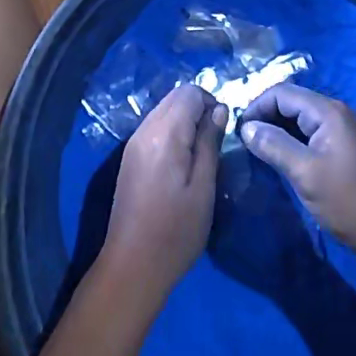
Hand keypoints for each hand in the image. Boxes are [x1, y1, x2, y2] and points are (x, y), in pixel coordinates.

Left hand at [100, 84, 227, 290]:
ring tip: (201, 153)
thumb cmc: (176, 230)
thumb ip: (209, 143)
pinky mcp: (130, 155)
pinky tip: (182, 161)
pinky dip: (172, 131)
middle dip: (199, 108)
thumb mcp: (204, 188)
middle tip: (215, 141)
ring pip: (164, 109)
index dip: (212, 102)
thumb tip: (220, 109)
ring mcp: (134, 141)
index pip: (189, 92)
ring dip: (185, 120)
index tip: (224, 130)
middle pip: (174, 96)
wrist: (133, 262)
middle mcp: (145, 128)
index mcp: (164, 132)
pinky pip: (155, 126)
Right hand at [239, 83, 355, 260]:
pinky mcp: (342, 149)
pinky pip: (309, 133)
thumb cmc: (348, 202)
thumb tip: (246, 127)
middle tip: (244, 139)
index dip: (256, 106)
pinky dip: (290, 140)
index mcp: (327, 112)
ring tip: (257, 149)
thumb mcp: (305, 173)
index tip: (238, 130)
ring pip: (298, 119)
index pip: (282, 92)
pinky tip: (279, 157)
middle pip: (290, 102)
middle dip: (265, 116)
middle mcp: (335, 113)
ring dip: (276, 129)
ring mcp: (340, 131)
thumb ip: (273, 145)